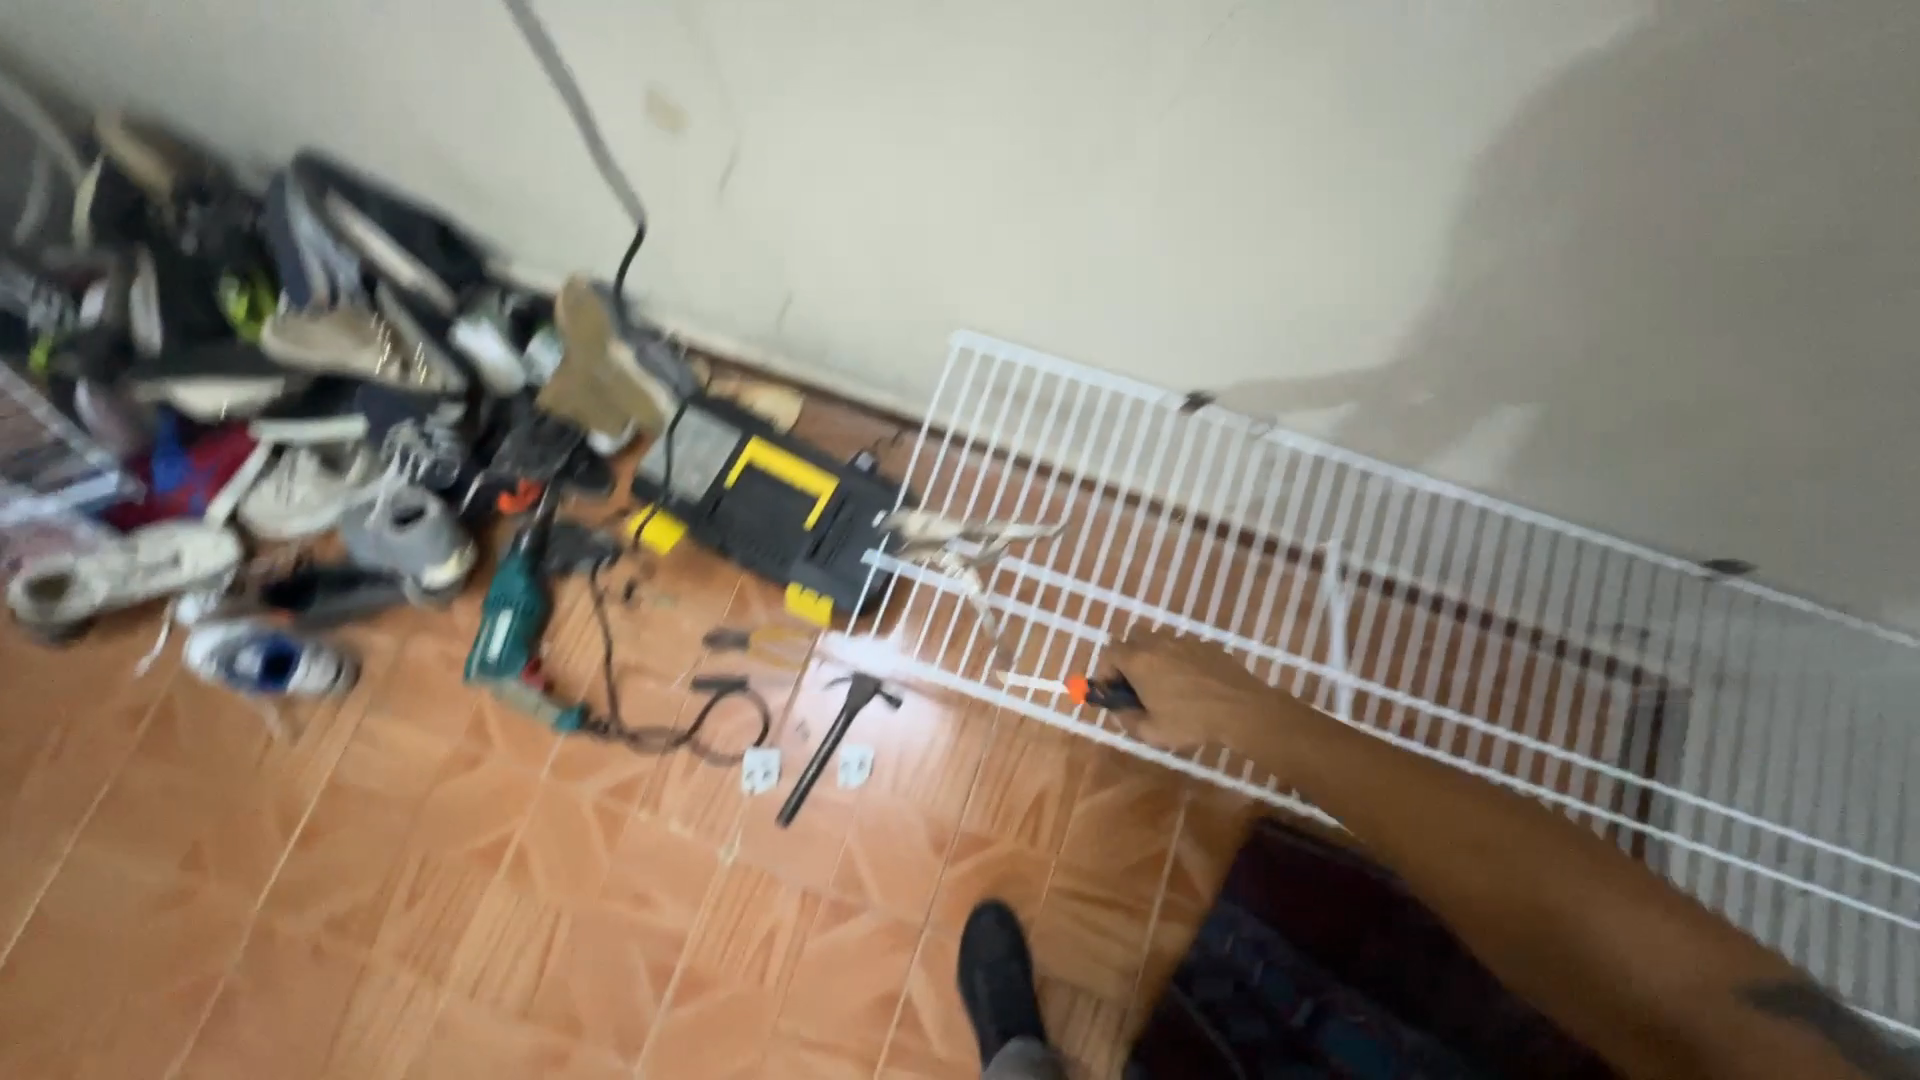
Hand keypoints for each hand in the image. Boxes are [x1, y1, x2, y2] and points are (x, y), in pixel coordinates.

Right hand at [1103, 626, 1280, 750]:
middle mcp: (1157, 643)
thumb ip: (1127, 720)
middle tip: (1136, 684)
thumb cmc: (1191, 721)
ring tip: (1165, 685)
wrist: (1241, 709)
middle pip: (1131, 639)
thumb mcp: (1152, 732)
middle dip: (1128, 659)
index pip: (1109, 653)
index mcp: (1138, 660)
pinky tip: (1191, 684)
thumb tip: (1119, 710)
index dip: (1105, 671)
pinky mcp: (1206, 645)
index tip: (1112, 691)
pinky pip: (1182, 648)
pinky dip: (1178, 660)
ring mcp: (1183, 641)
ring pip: (1158, 641)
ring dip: (1153, 658)